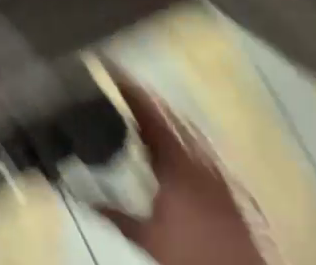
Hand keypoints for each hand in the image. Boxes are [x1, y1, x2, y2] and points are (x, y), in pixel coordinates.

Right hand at [96, 75, 277, 264]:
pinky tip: (175, 154)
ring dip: (168, 121)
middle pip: (175, 120)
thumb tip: (79, 195)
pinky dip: (185, 143)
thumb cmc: (193, 257)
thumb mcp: (146, 238)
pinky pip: (205, 154)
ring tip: (145, 115)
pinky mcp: (236, 196)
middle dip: (149, 102)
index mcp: (180, 166)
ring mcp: (224, 180)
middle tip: (123, 88)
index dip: (130, 90)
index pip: (152, 115)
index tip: (109, 70)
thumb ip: (113, 213)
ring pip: (192, 136)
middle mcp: (204, 165)